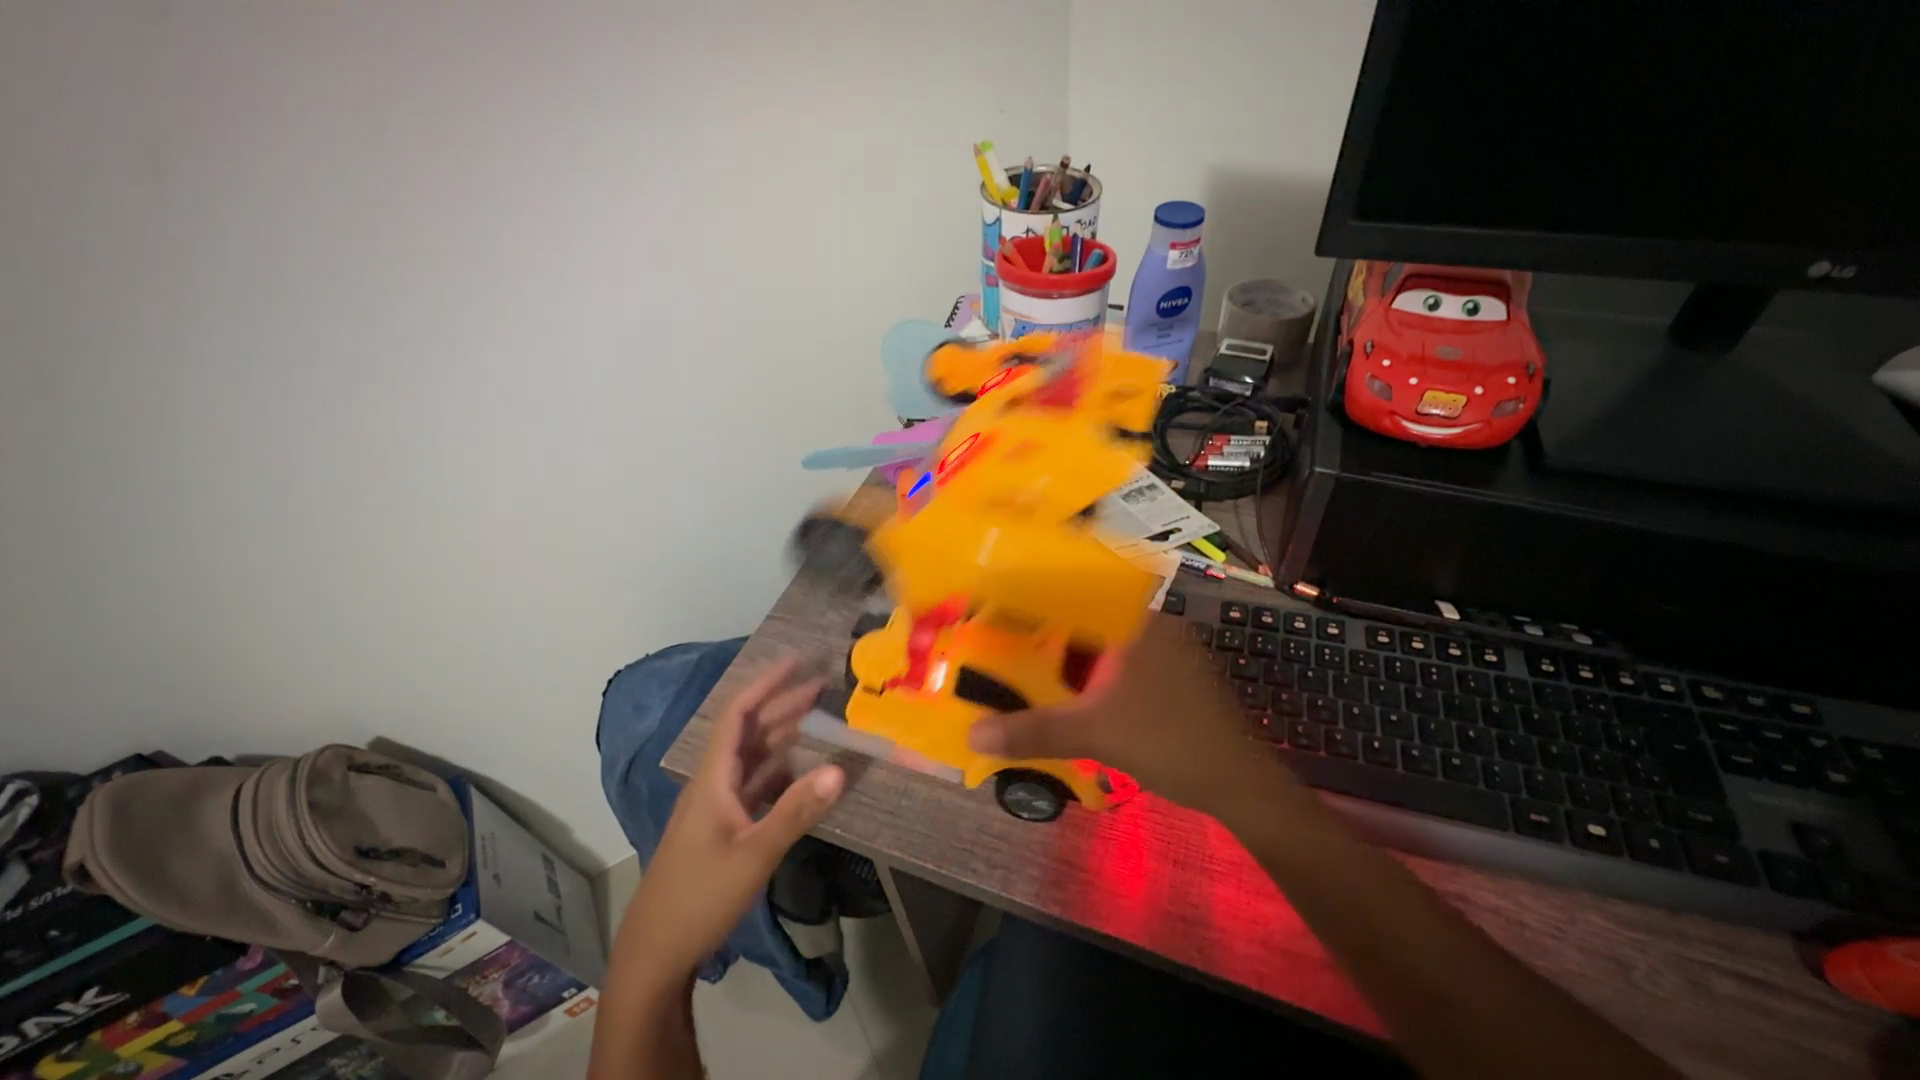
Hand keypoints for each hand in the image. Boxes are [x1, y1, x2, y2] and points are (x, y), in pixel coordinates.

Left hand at [629, 656, 844, 978]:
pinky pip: (755, 786)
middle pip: (749, 732)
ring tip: (820, 719)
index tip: (797, 661)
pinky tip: (803, 772)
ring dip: (783, 736)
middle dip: (783, 705)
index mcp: (712, 779)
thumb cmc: (699, 897)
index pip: (739, 715)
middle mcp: (712, 784)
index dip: (766, 684)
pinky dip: (780, 772)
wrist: (656, 950)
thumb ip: (796, 811)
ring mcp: (716, 808)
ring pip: (753, 759)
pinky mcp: (722, 830)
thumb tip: (840, 768)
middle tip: (823, 687)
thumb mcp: (754, 854)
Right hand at [967, 616, 1286, 821]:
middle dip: (1047, 640)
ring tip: (1028, 675)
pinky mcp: (1175, 680)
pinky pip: (1121, 669)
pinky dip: (1093, 682)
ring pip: (1105, 650)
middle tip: (1005, 652)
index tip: (998, 614)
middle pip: (1087, 623)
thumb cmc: (1167, 741)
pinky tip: (1070, 701)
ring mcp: (1168, 654)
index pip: (1076, 594)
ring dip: (1070, 666)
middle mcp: (1153, 626)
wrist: (1238, 782)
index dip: (1035, 602)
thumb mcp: (1092, 734)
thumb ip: (1031, 732)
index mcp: (1135, 621)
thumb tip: (972, 735)